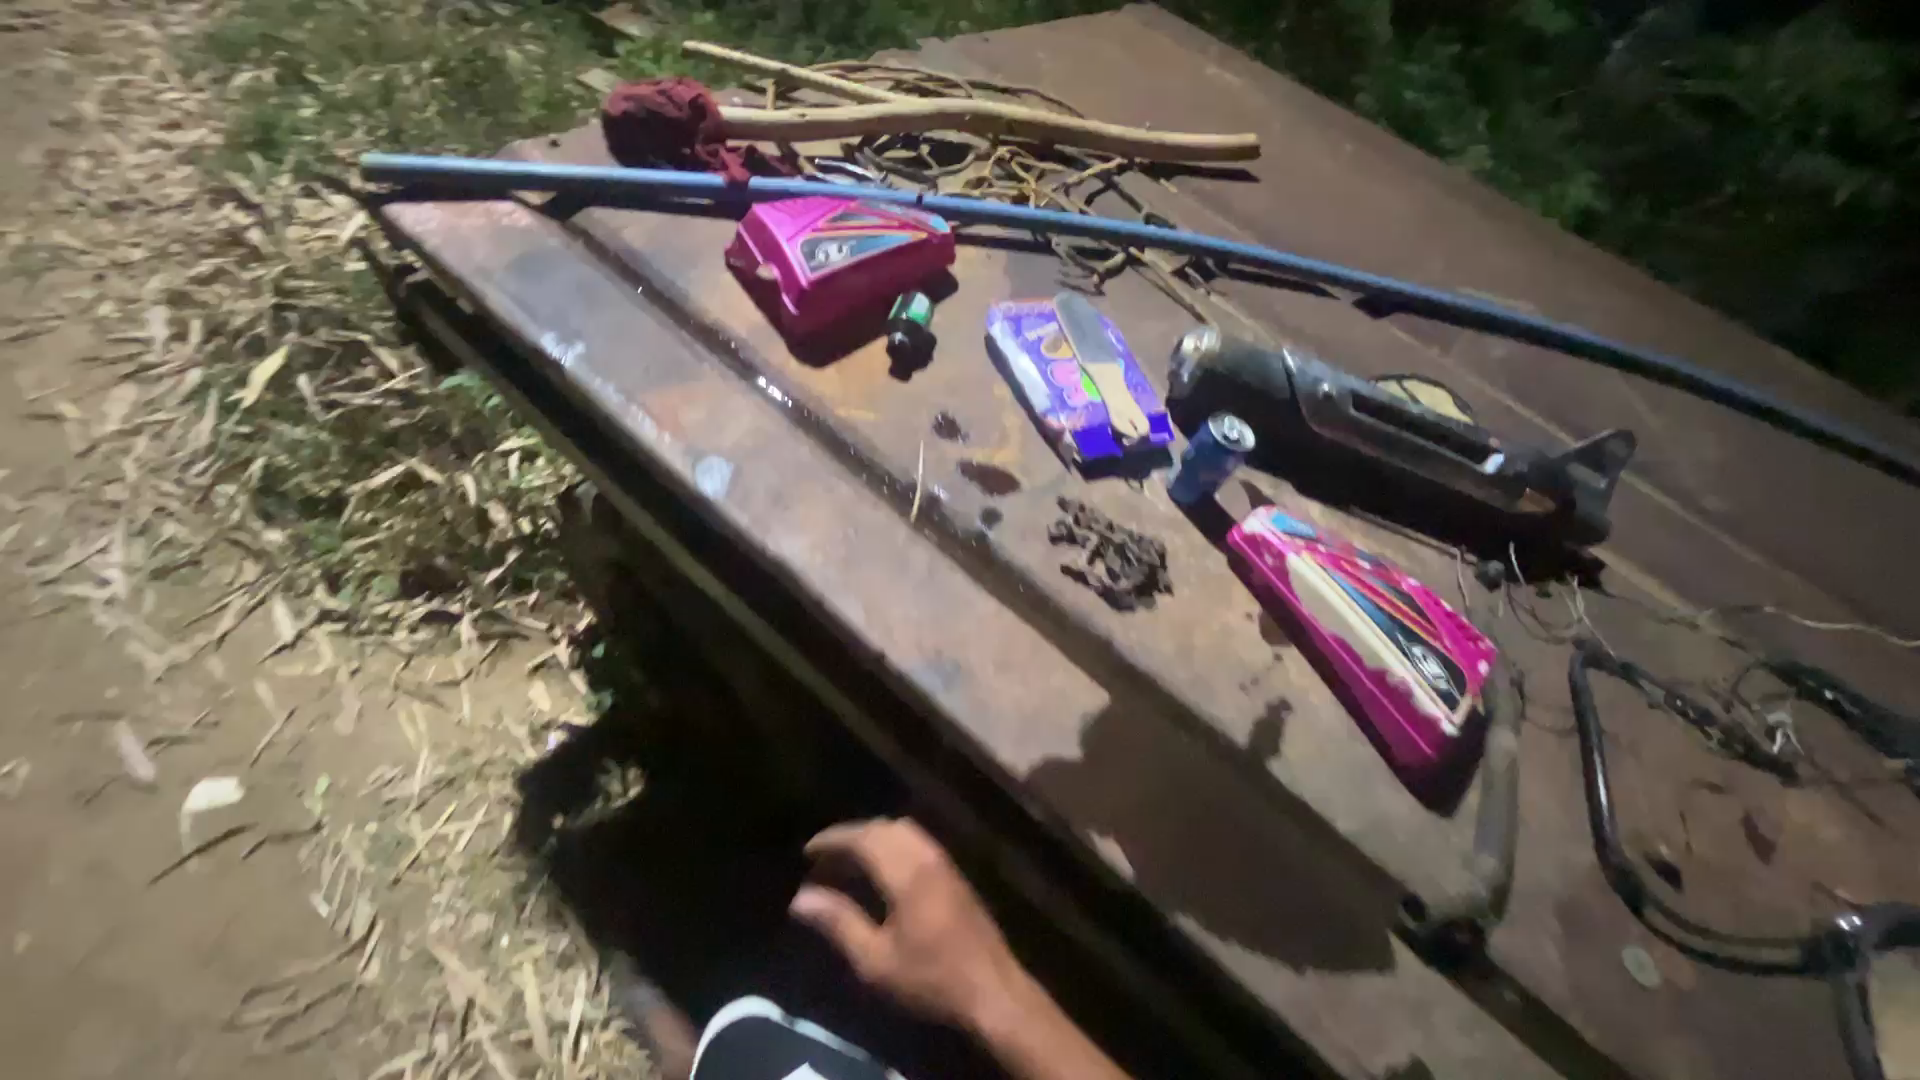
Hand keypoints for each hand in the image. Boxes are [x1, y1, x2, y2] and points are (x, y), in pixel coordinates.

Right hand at [790, 818, 1030, 1031]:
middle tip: (823, 860)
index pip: (864, 837)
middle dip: (850, 837)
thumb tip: (800, 899)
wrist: (992, 989)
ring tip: (847, 864)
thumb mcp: (876, 961)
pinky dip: (892, 845)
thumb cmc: (930, 979)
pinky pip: (917, 841)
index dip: (832, 839)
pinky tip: (880, 872)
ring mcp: (944, 862)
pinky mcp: (954, 873)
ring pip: (903, 831)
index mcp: (907, 872)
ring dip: (873, 838)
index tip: (807, 852)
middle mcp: (927, 856)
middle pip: (883, 828)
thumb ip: (839, 923)